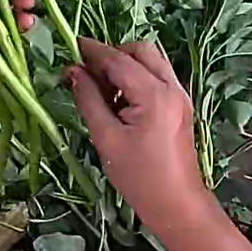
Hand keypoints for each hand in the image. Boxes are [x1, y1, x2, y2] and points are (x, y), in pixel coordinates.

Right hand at [66, 38, 215, 233]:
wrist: (177, 203)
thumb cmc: (139, 176)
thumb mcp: (106, 138)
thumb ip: (89, 100)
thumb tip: (73, 72)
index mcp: (154, 95)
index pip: (119, 60)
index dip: (93, 51)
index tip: (70, 46)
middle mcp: (172, 87)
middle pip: (141, 51)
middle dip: (113, 54)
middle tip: (88, 71)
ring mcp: (180, 95)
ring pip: (152, 61)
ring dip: (126, 65)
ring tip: (102, 88)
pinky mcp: (181, 105)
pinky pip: (158, 77)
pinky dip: (137, 77)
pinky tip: (120, 100)